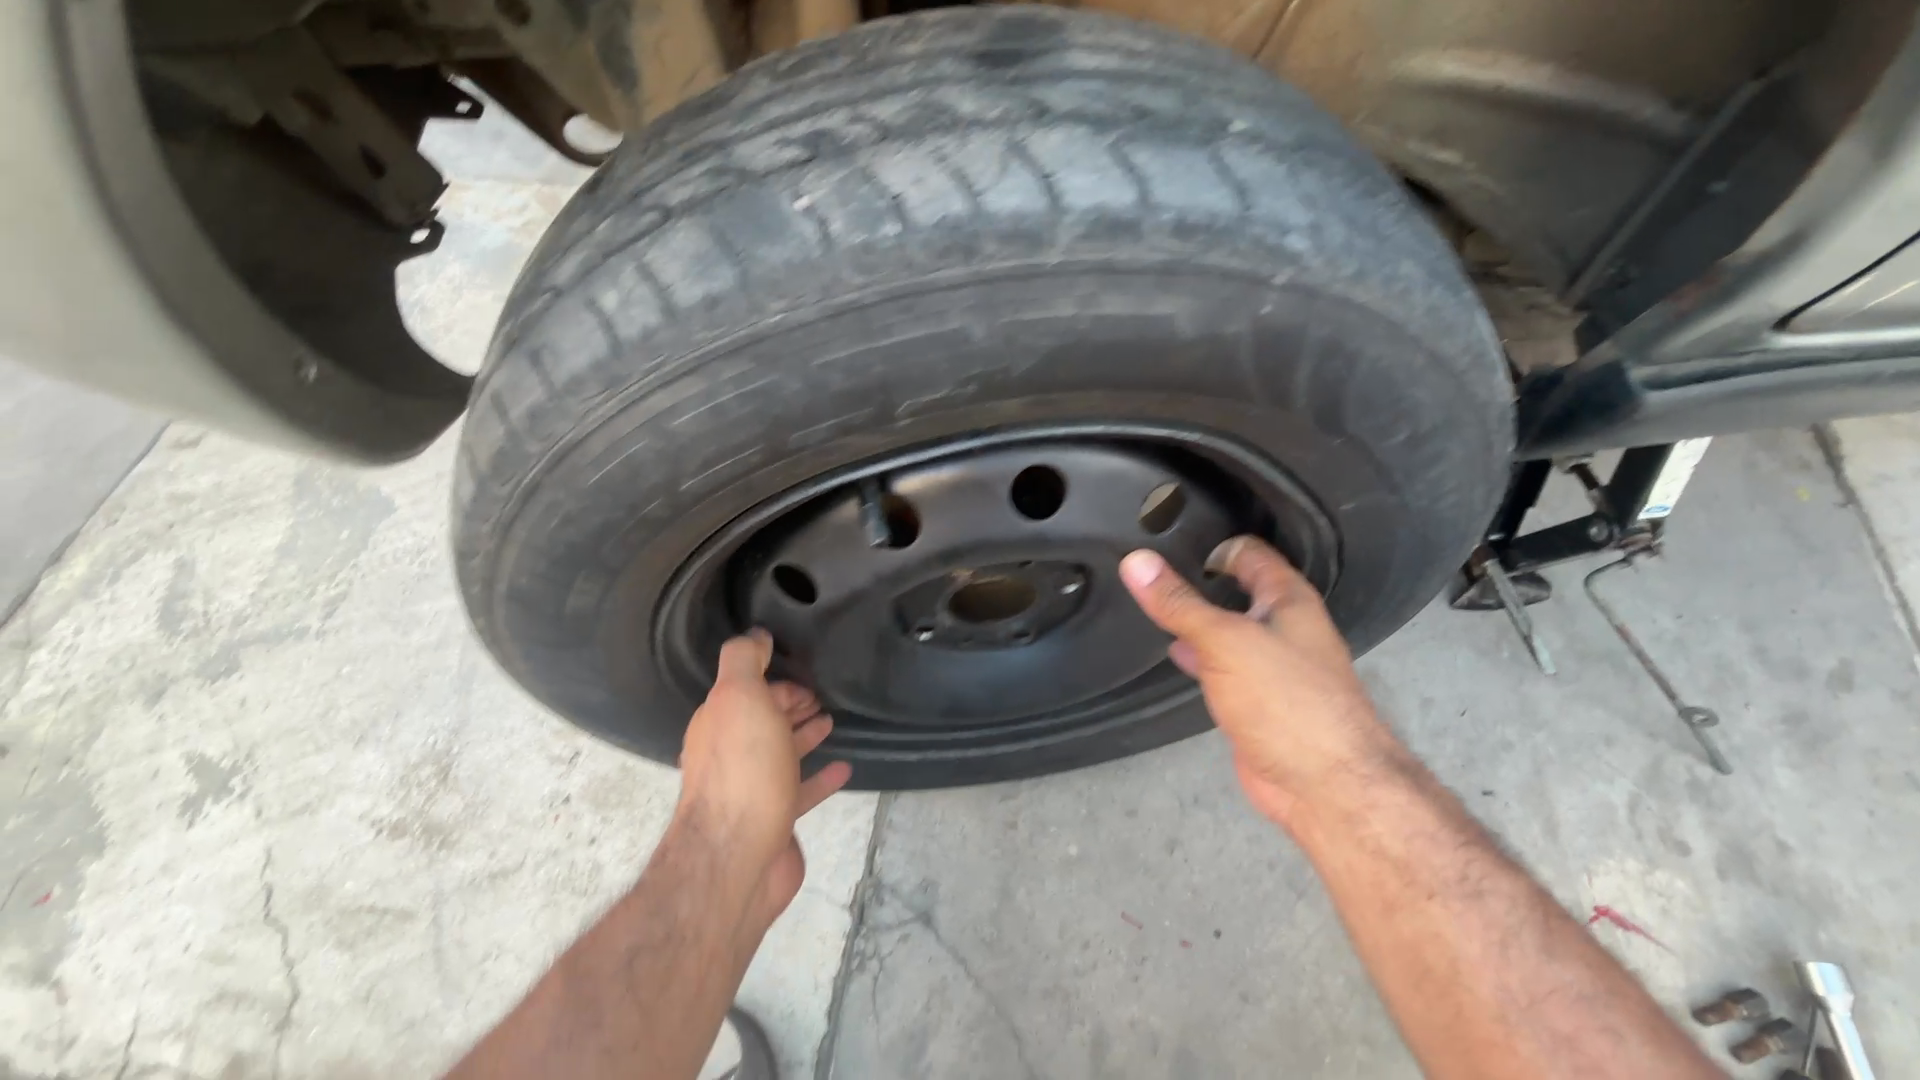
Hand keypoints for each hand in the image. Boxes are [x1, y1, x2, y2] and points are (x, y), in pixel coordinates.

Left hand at [675, 630, 852, 926]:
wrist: (738, 856)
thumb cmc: (742, 769)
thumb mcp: (738, 696)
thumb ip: (745, 660)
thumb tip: (755, 634)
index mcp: (719, 723)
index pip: (747, 692)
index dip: (776, 681)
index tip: (806, 673)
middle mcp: (731, 755)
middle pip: (763, 722)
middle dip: (789, 705)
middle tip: (822, 695)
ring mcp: (752, 790)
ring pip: (781, 754)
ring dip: (804, 736)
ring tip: (832, 722)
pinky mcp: (776, 821)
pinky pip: (802, 791)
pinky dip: (822, 778)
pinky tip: (844, 768)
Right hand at [1119, 536, 1404, 826]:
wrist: (1324, 785)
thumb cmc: (1287, 700)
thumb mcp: (1225, 641)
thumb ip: (1178, 603)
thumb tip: (1135, 561)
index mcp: (1289, 601)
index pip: (1249, 552)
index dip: (1213, 541)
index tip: (1167, 537)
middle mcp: (1284, 628)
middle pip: (1238, 590)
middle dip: (1200, 580)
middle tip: (1152, 569)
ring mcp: (1271, 667)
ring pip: (1229, 630)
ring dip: (1197, 619)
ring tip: (1153, 604)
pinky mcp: (1257, 702)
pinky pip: (1223, 666)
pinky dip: (1198, 657)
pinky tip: (1174, 654)